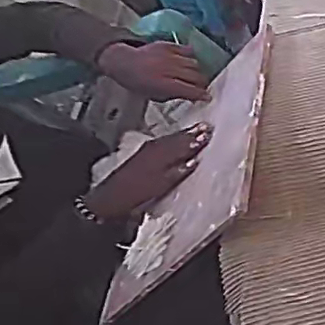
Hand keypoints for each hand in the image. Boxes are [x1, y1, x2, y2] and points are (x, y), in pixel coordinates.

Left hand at [83, 124, 210, 218]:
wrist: (113, 197)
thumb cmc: (139, 192)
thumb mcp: (163, 183)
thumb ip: (179, 170)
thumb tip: (196, 160)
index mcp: (162, 153)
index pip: (184, 142)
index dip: (198, 138)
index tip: (210, 132)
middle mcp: (155, 148)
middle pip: (177, 137)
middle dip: (192, 133)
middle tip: (206, 127)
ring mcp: (148, 150)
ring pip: (170, 139)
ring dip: (183, 135)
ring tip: (195, 131)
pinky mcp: (143, 155)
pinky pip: (163, 142)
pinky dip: (173, 140)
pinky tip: (175, 142)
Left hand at [97, 41, 207, 100]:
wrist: (122, 62)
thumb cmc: (138, 82)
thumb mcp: (155, 95)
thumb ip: (175, 95)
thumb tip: (192, 96)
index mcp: (164, 85)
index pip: (191, 90)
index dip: (202, 94)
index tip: (207, 97)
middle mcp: (169, 69)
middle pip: (196, 76)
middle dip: (202, 83)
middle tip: (201, 87)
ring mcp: (169, 56)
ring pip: (194, 63)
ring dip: (197, 71)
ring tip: (195, 75)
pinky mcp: (168, 45)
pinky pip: (187, 50)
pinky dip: (190, 57)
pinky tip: (188, 61)